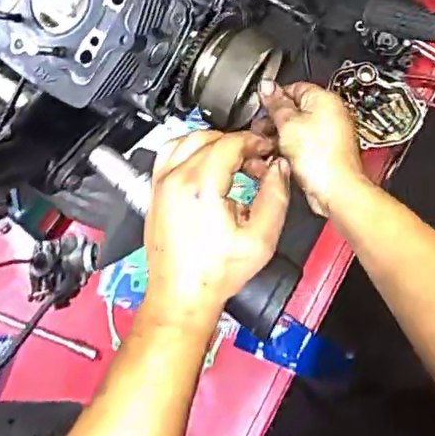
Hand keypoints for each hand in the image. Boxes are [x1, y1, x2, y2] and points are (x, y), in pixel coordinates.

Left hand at [142, 130, 289, 331]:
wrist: (181, 297)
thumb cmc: (214, 274)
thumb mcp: (261, 238)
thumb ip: (276, 196)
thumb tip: (279, 168)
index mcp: (201, 187)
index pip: (231, 143)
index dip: (255, 143)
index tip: (267, 152)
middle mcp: (176, 180)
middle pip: (213, 138)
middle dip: (239, 144)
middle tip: (256, 162)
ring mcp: (162, 184)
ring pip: (190, 139)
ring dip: (216, 143)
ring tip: (233, 161)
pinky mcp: (155, 191)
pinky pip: (170, 152)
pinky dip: (191, 149)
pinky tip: (206, 163)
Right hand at [257, 81, 369, 216]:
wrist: (336, 188)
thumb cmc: (321, 156)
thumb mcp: (288, 124)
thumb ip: (276, 104)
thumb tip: (267, 85)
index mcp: (324, 98)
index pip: (293, 87)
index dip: (274, 97)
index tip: (260, 107)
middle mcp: (329, 113)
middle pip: (295, 108)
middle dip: (275, 119)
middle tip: (261, 129)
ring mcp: (328, 132)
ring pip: (297, 127)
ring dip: (280, 135)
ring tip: (268, 145)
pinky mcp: (324, 150)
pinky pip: (303, 143)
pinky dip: (290, 148)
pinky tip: (280, 155)